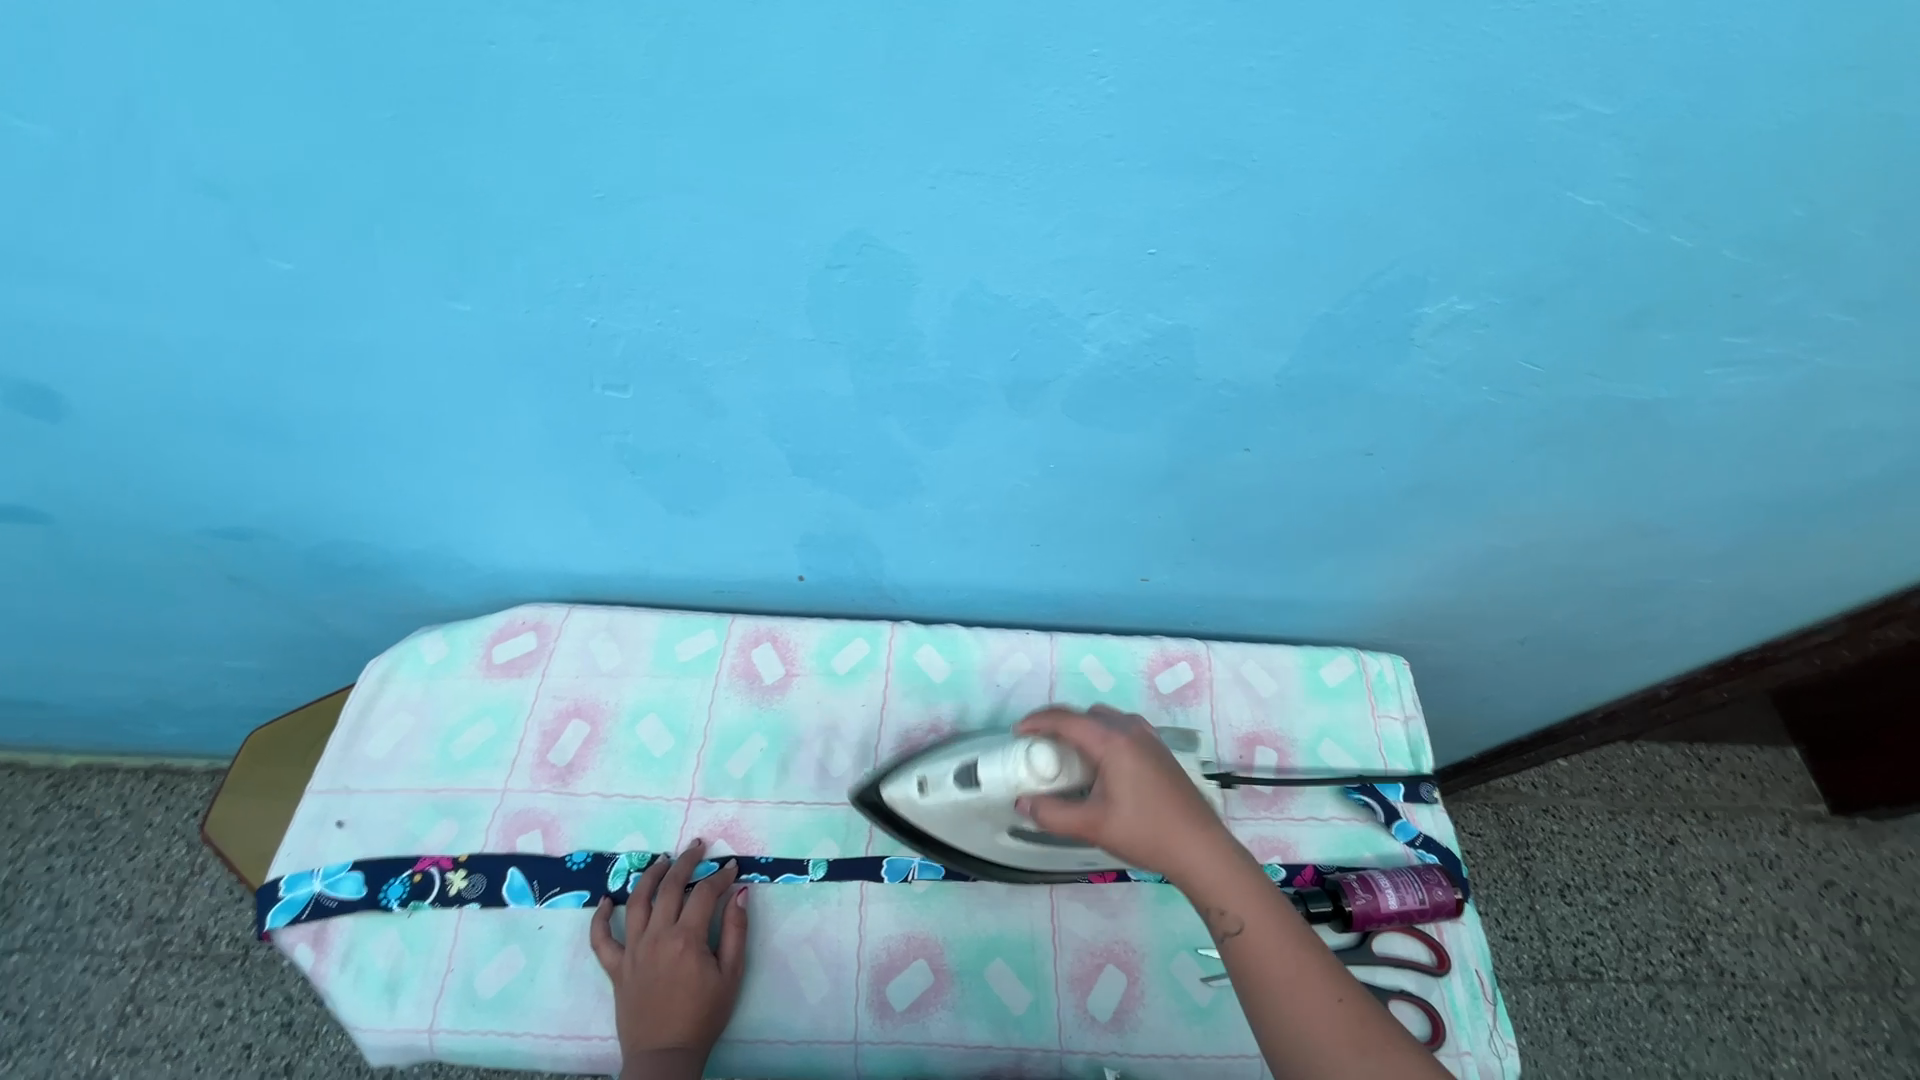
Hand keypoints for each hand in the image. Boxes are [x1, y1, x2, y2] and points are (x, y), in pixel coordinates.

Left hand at [590, 839, 747, 1079]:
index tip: (732, 867)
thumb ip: (736, 931)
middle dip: (687, 862)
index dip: (720, 876)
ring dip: (650, 876)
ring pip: (636, 902)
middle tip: (698, 846)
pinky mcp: (616, 968)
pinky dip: (600, 917)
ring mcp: (632, 951)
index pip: (705, 893)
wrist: (665, 1056)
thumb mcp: (732, 975)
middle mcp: (656, 937)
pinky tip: (607, 900)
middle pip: (670, 887)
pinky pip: (601, 939)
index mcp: (687, 939)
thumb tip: (740, 893)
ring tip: (663, 860)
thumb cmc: (704, 1016)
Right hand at [1014, 706, 1240, 883]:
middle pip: (1086, 714)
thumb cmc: (1145, 833)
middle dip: (1059, 724)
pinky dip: (1103, 734)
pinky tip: (1101, 763)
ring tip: (1067, 754)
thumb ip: (1052, 814)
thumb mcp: (1092, 826)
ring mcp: (1149, 737)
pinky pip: (1123, 728)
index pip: (1065, 719)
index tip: (1016, 733)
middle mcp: (1130, 729)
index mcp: (1112, 741)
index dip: (1037, 721)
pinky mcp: (1159, 750)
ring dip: (1083, 728)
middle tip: (1039, 747)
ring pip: (1106, 719)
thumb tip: (1023, 802)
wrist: (1200, 847)